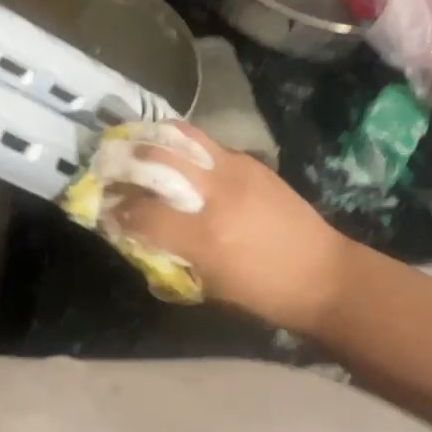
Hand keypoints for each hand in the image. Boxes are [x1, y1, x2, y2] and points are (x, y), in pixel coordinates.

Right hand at [107, 121, 351, 331]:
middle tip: (107, 166)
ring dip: (150, 139)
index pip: (142, 214)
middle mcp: (217, 194)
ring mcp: (235, 170)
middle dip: (123, 162)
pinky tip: (174, 155)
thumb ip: (170, 254)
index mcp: (206, 237)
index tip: (104, 211)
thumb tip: (134, 233)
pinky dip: (181, 146)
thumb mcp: (210, 286)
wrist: (327, 276)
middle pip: (155, 159)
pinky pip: (205, 144)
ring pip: (180, 136)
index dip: (116, 212)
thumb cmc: (266, 294)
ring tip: (133, 145)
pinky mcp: (249, 161)